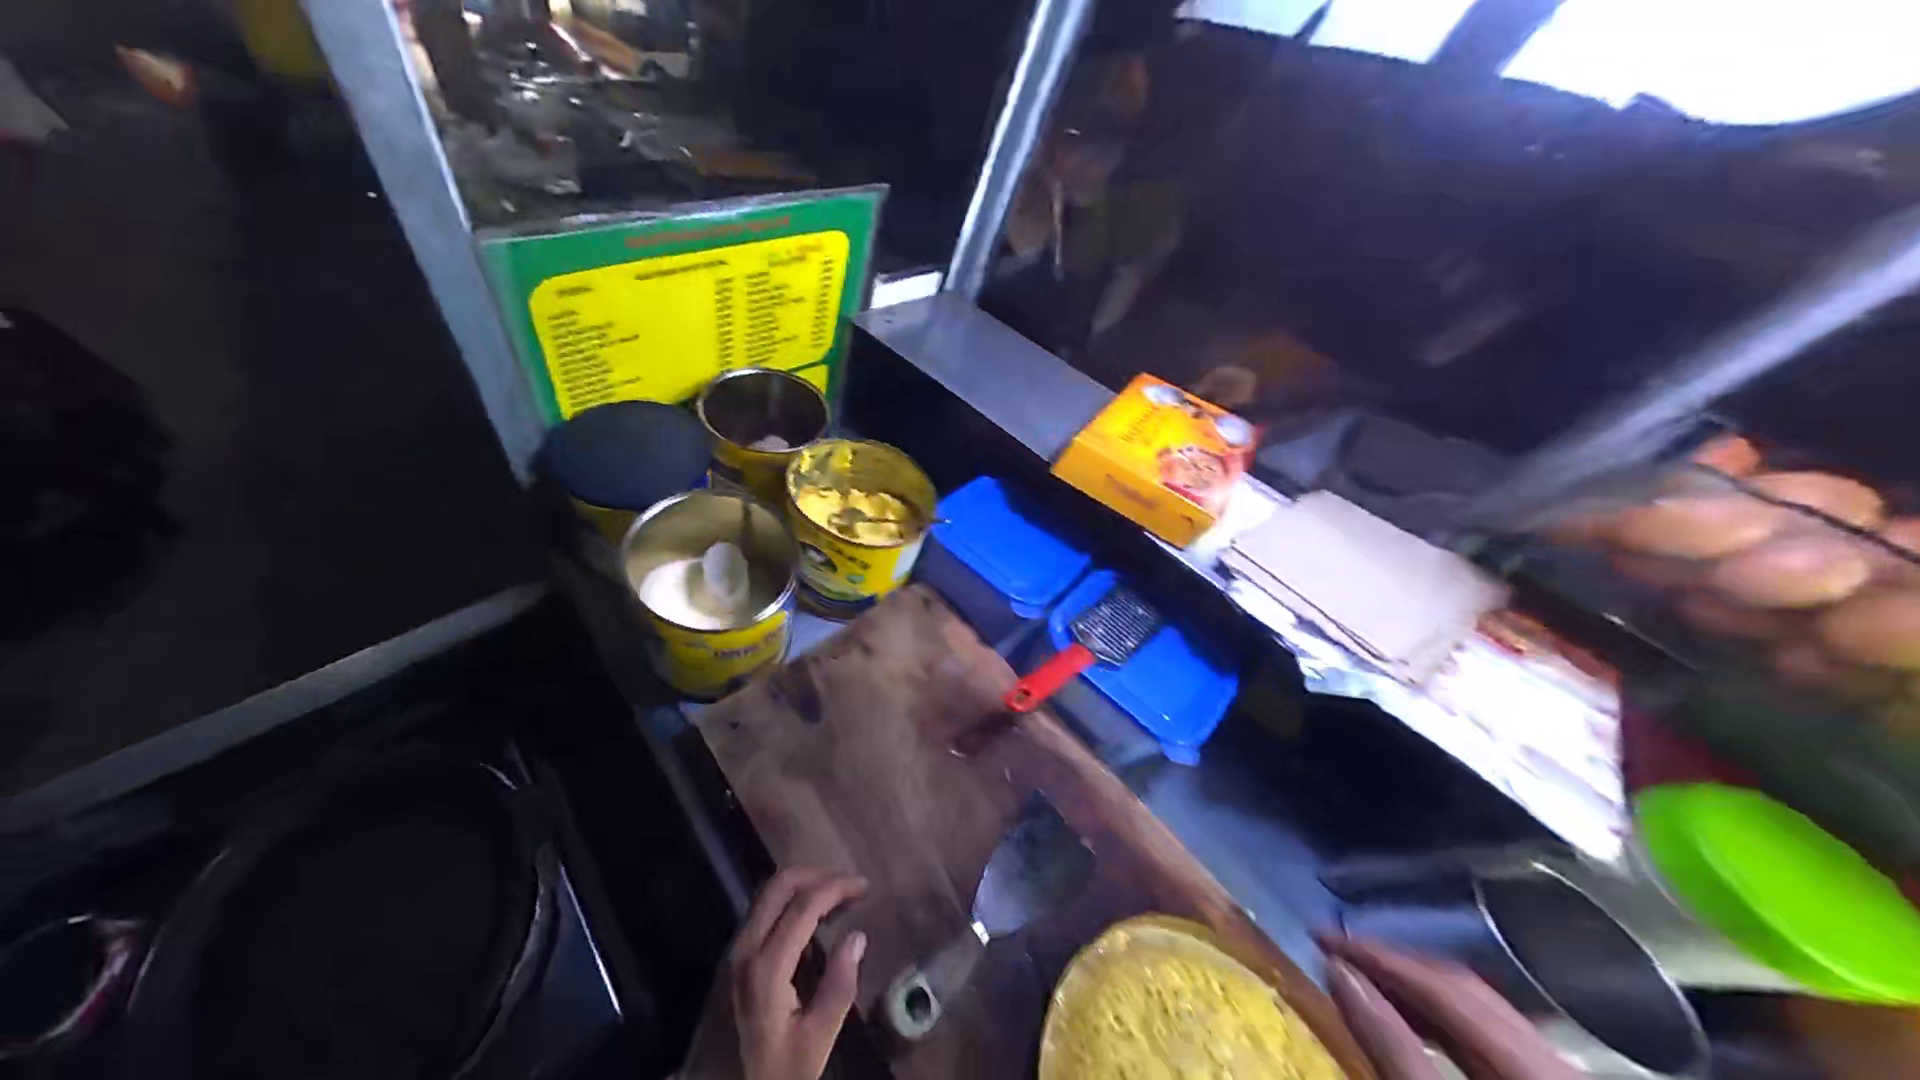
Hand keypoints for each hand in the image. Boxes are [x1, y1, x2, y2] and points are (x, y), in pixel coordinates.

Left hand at [731, 867, 869, 1079]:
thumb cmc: (774, 1074)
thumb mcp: (816, 1042)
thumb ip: (838, 987)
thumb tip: (857, 936)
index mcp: (766, 968)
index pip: (804, 905)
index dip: (836, 887)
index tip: (865, 887)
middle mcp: (746, 948)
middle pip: (780, 884)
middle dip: (820, 874)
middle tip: (851, 886)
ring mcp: (736, 950)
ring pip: (769, 892)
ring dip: (805, 884)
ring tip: (838, 897)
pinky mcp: (735, 956)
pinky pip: (764, 908)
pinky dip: (792, 898)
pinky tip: (814, 917)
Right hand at [1320, 934, 1579, 1079]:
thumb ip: (1393, 1047)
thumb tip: (1338, 971)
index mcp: (1535, 1061)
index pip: (1442, 982)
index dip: (1377, 955)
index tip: (1321, 937)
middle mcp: (1553, 1054)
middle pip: (1462, 988)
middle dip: (1394, 967)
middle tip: (1335, 953)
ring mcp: (1553, 1068)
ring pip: (1476, 1007)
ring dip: (1414, 989)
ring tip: (1361, 979)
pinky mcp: (1542, 1079)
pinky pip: (1487, 1033)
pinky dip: (1438, 1018)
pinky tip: (1409, 1019)